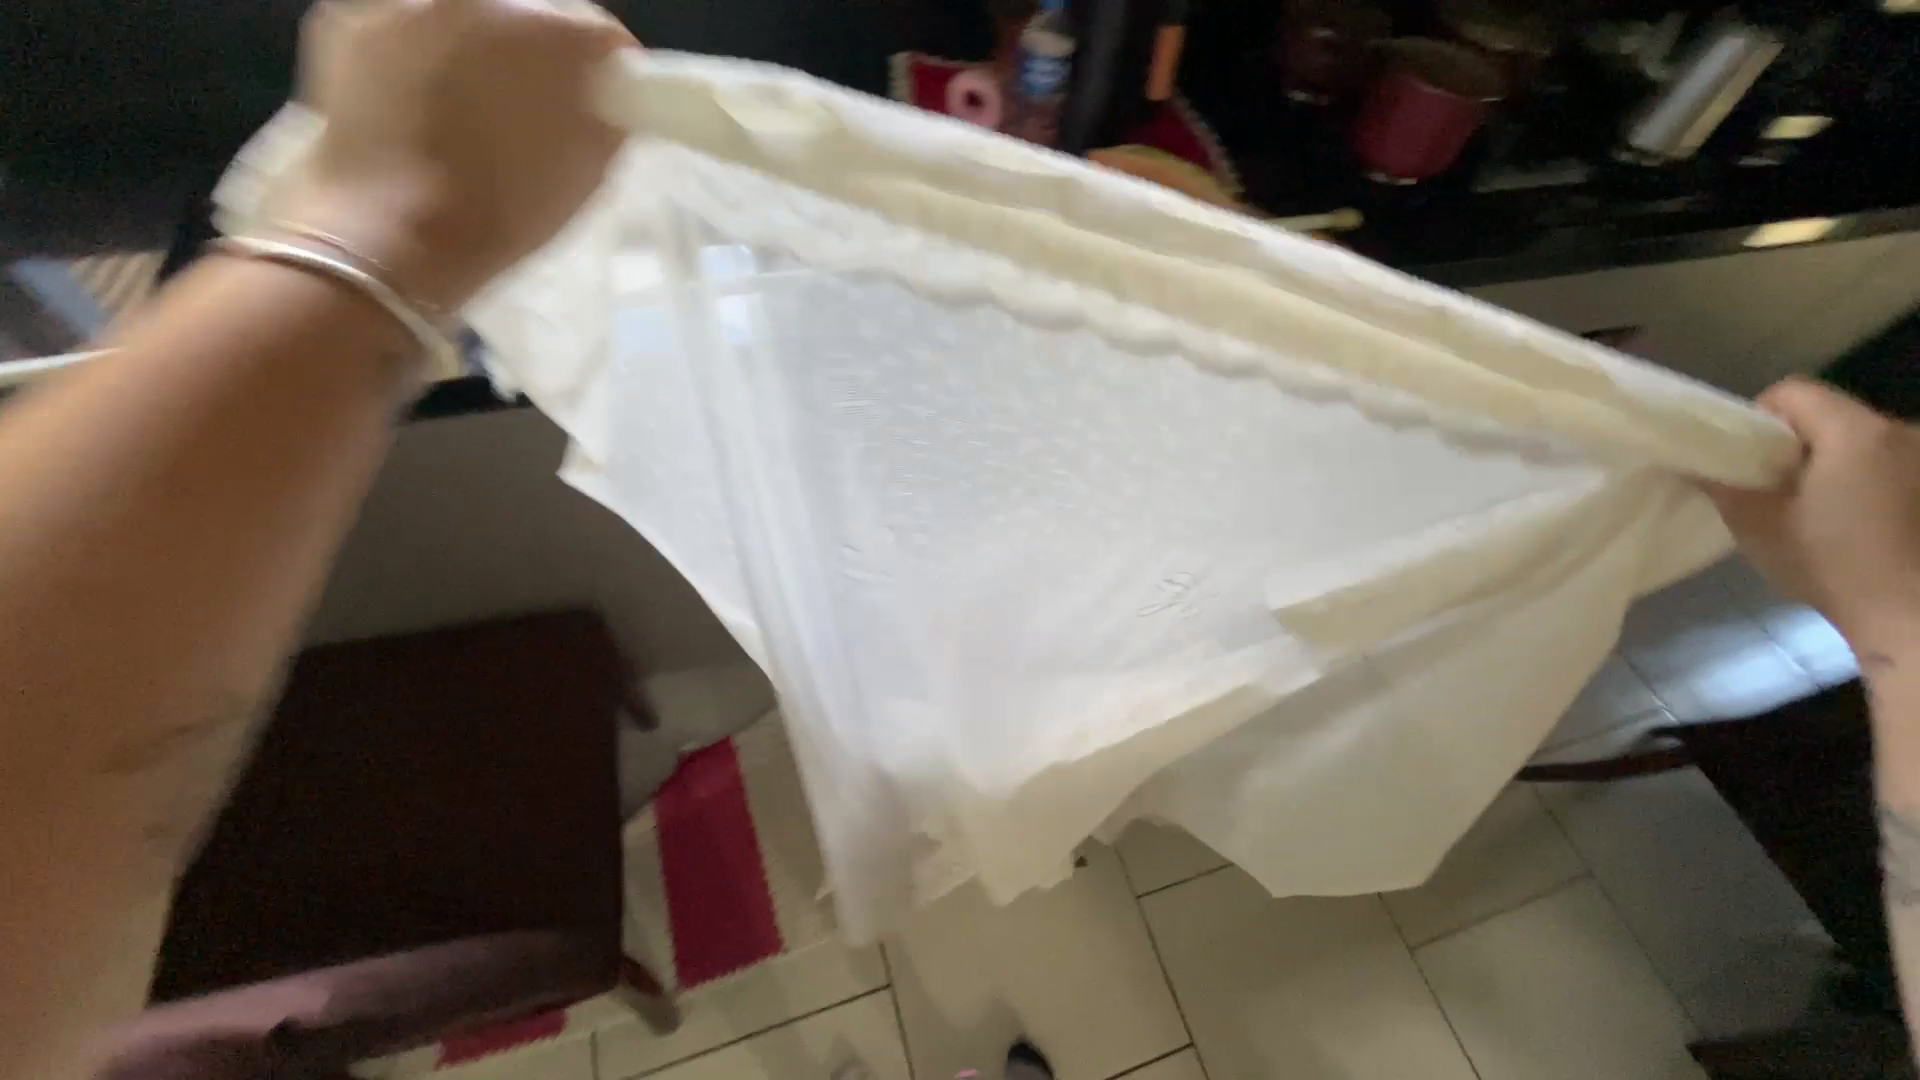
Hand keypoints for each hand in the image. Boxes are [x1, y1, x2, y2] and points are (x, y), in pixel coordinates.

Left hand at [284, 0, 636, 309]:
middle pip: (532, 12)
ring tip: (480, 107)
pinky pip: (411, 24)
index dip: (613, 72)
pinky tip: (426, 105)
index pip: (602, 34)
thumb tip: (608, 99)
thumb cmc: (505, 213)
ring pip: (469, 15)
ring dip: (486, 49)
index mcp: (549, 33)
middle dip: (545, 54)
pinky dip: (427, 54)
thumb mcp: (587, 176)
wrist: (390, 234)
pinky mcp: (350, 15)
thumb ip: (608, 121)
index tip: (610, 104)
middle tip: (543, 107)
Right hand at [1707, 377, 1919, 658]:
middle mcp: (1904, 432)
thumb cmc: (1829, 563)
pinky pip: (1892, 465)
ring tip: (1816, 510)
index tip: (1742, 456)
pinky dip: (1867, 482)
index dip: (1757, 416)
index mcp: (1856, 433)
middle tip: (1769, 488)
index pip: (1793, 392)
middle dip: (1795, 444)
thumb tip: (1695, 462)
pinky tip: (1858, 522)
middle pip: (1831, 416)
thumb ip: (1722, 483)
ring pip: (1862, 442)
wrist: (1914, 615)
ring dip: (1834, 464)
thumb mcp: (1755, 523)